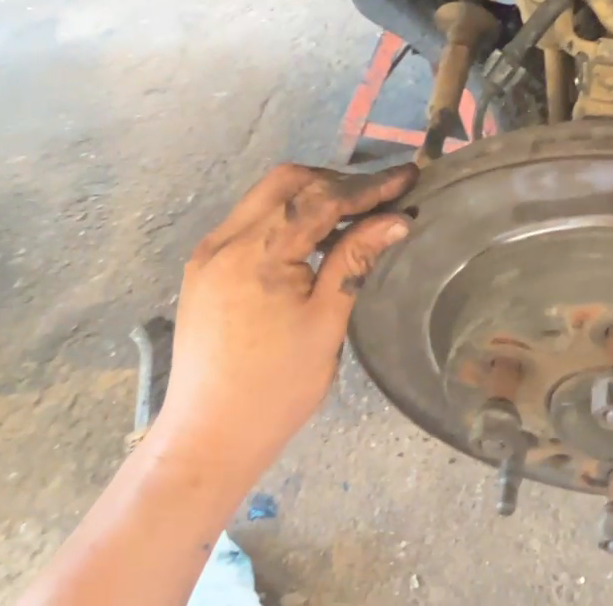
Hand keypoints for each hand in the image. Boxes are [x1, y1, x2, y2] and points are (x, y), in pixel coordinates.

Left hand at [154, 163, 416, 466]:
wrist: (208, 438)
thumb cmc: (276, 388)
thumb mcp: (326, 322)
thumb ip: (355, 260)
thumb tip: (396, 221)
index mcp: (258, 255)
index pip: (321, 199)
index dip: (369, 186)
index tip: (408, 175)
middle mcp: (225, 241)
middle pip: (287, 182)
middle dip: (336, 182)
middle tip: (377, 198)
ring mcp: (209, 253)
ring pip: (266, 197)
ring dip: (310, 197)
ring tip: (352, 216)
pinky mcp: (203, 268)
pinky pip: (250, 221)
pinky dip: (286, 217)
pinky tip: (312, 241)